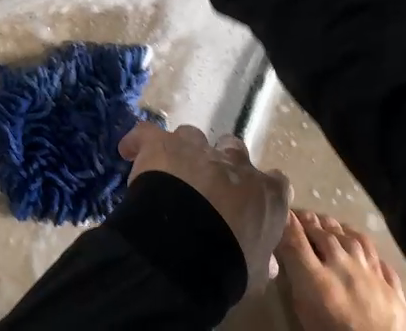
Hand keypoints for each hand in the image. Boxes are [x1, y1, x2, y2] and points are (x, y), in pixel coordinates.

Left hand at [119, 122, 291, 287]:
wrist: (188, 247)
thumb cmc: (230, 265)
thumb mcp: (255, 271)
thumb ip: (261, 259)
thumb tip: (268, 262)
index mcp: (266, 194)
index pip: (275, 183)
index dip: (261, 191)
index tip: (250, 203)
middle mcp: (234, 162)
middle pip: (233, 149)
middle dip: (224, 163)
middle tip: (210, 185)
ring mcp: (197, 148)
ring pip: (193, 136)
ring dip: (186, 151)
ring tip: (173, 170)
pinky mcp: (162, 144)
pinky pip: (147, 133)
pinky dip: (139, 141)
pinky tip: (130, 151)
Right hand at [276, 211, 405, 330]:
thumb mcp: (304, 312)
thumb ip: (295, 281)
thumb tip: (287, 257)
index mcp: (316, 277)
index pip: (296, 238)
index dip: (287, 221)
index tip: (282, 212)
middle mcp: (343, 265)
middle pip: (324, 233)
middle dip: (311, 222)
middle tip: (304, 217)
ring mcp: (371, 274)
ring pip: (354, 239)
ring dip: (339, 230)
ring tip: (331, 227)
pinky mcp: (393, 287)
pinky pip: (379, 260)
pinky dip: (368, 251)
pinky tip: (363, 250)